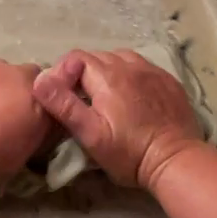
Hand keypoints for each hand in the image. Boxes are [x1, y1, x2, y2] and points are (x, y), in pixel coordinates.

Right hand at [33, 50, 203, 189]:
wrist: (176, 161)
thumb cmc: (129, 153)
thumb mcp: (91, 135)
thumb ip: (64, 105)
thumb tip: (40, 79)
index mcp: (108, 76)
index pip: (76, 58)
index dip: (65, 73)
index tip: (64, 96)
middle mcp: (131, 66)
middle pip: (99, 57)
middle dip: (85, 73)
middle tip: (83, 101)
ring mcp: (153, 71)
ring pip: (121, 58)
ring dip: (109, 71)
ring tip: (106, 97)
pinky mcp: (169, 81)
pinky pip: (143, 67)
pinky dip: (131, 75)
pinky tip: (132, 96)